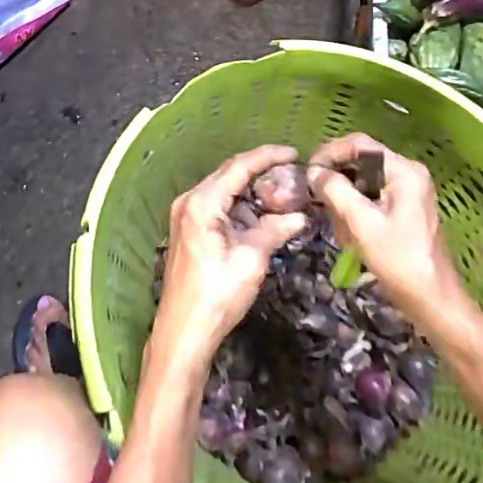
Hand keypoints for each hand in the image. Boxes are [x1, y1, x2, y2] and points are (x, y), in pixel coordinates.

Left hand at [151, 145, 308, 371]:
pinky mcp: (187, 229)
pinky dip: (238, 208)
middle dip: (260, 173)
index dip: (267, 156)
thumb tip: (298, 216)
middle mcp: (189, 201)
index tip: (293, 152)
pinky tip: (260, 216)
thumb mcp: (252, 259)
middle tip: (291, 173)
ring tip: (281, 196)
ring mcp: (185, 215)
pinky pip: (216, 206)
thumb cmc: (217, 294)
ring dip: (250, 192)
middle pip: (228, 175)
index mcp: (202, 202)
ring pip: (223, 191)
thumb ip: (274, 230)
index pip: (239, 167)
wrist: (183, 330)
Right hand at [307, 134, 476, 335]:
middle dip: (336, 175)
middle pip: (360, 159)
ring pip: (363, 177)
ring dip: (343, 192)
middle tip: (315, 194)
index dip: (329, 152)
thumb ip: (334, 190)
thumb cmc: (398, 259)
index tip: (309, 172)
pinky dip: (354, 203)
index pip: (359, 144)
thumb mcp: (361, 223)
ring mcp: (408, 189)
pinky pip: (371, 192)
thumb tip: (314, 172)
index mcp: (404, 171)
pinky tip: (345, 225)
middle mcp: (408, 172)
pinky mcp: (403, 206)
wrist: (432, 299)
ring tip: (330, 214)